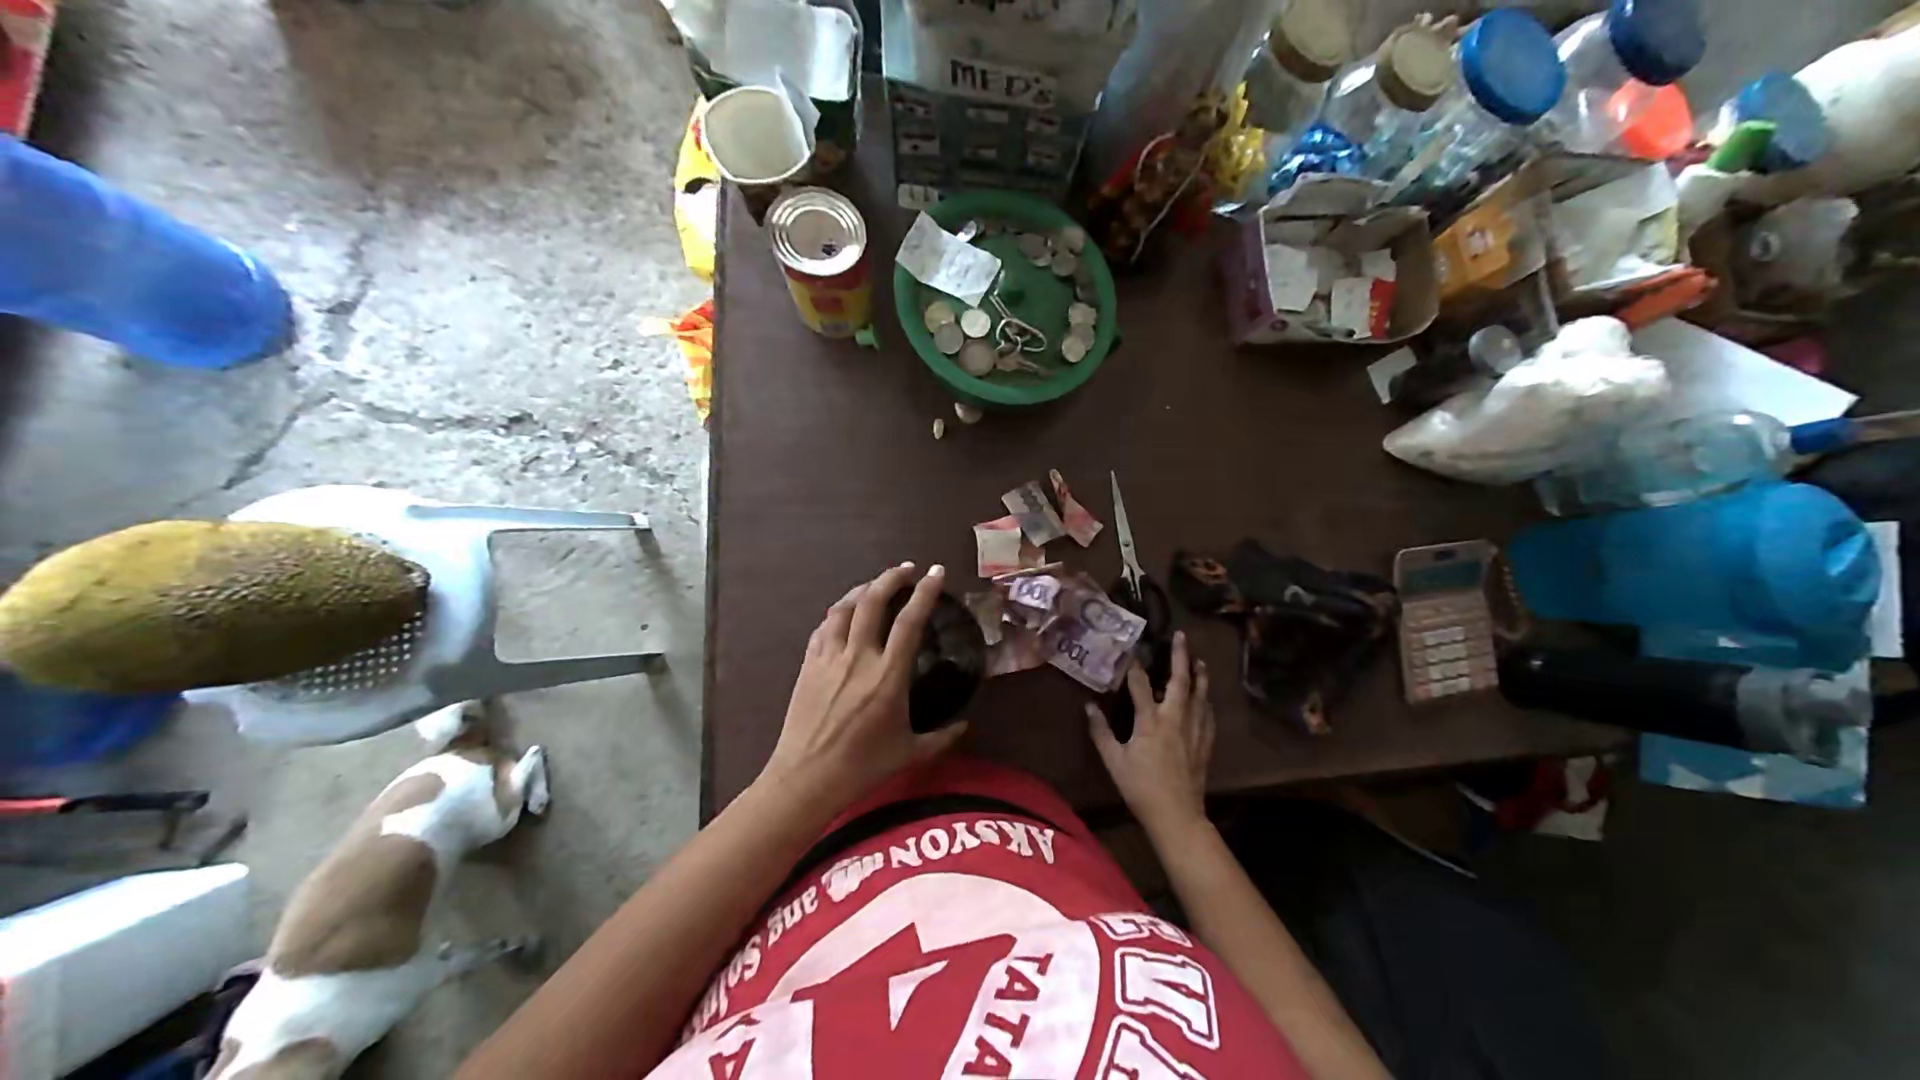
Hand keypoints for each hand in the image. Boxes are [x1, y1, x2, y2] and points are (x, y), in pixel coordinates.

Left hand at [763, 563, 967, 808]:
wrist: (806, 778)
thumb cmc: (862, 767)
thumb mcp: (910, 753)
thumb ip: (942, 737)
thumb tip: (966, 725)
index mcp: (888, 676)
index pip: (910, 621)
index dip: (925, 592)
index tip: (936, 573)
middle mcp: (858, 658)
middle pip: (873, 601)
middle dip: (891, 577)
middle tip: (907, 569)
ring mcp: (829, 659)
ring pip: (844, 608)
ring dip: (862, 589)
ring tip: (876, 585)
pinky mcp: (808, 665)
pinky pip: (823, 628)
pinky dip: (838, 613)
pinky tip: (845, 614)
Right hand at [1088, 631, 1214, 835]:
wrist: (1177, 815)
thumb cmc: (1140, 787)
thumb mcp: (1114, 760)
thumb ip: (1101, 731)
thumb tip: (1089, 706)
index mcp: (1150, 720)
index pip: (1140, 683)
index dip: (1134, 664)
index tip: (1130, 647)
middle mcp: (1175, 717)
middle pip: (1180, 679)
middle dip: (1180, 655)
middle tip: (1181, 636)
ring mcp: (1194, 729)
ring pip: (1199, 694)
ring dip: (1199, 674)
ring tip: (1199, 660)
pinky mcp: (1205, 742)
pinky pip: (1207, 714)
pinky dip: (1205, 701)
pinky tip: (1205, 698)